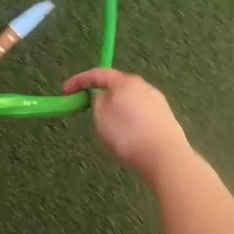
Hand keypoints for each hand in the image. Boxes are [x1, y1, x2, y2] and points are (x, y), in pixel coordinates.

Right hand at [63, 68, 193, 178]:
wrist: (167, 158)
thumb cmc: (127, 134)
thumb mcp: (100, 117)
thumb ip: (96, 101)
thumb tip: (102, 96)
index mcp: (125, 82)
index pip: (97, 74)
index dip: (79, 81)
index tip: (65, 91)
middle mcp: (144, 86)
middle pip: (117, 86)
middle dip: (102, 94)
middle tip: (89, 106)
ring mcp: (158, 102)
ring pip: (130, 100)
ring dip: (117, 108)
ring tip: (110, 125)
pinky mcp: (167, 119)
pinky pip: (141, 113)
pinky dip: (131, 118)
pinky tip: (129, 134)